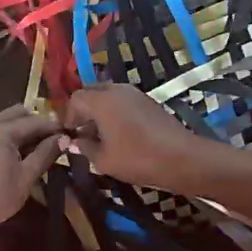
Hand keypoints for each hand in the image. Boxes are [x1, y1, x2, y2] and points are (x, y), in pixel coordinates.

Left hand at [0, 106, 61, 234]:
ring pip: (5, 121)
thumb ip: (45, 153)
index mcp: (1, 130)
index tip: (71, 135)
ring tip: (38, 148)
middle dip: (37, 123)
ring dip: (23, 129)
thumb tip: (64, 138)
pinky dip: (9, 135)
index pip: (35, 121)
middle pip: (18, 114)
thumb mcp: (26, 176)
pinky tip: (18, 153)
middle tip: (53, 140)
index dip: (54, 127)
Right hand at [60, 83, 210, 191]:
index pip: (75, 99)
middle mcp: (117, 90)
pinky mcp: (149, 101)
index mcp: (102, 101)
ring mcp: (135, 93)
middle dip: (84, 111)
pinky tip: (120, 133)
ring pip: (108, 95)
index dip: (69, 117)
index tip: (71, 135)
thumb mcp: (104, 160)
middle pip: (91, 92)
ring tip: (101, 135)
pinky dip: (115, 111)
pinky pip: (123, 100)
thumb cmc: (138, 159)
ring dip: (100, 111)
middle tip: (83, 133)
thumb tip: (72, 142)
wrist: (182, 158)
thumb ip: (84, 147)